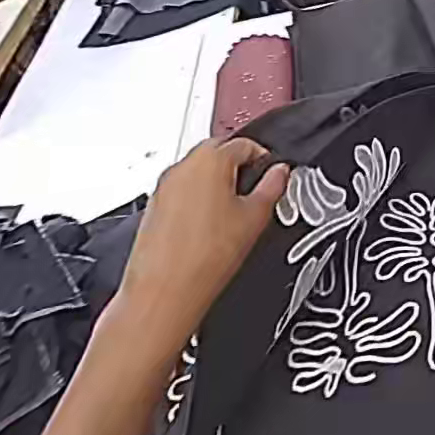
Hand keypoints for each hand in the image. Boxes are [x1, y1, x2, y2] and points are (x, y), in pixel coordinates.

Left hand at [113, 138, 288, 337]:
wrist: (165, 290)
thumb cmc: (205, 256)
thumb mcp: (256, 216)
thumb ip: (273, 186)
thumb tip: (280, 173)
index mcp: (210, 159)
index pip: (245, 144)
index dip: (264, 158)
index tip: (273, 173)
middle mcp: (182, 167)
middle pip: (218, 151)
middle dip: (239, 166)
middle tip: (257, 190)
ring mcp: (164, 186)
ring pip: (199, 172)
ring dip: (218, 182)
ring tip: (234, 212)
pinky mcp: (154, 206)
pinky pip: (182, 191)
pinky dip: (199, 200)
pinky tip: (211, 227)